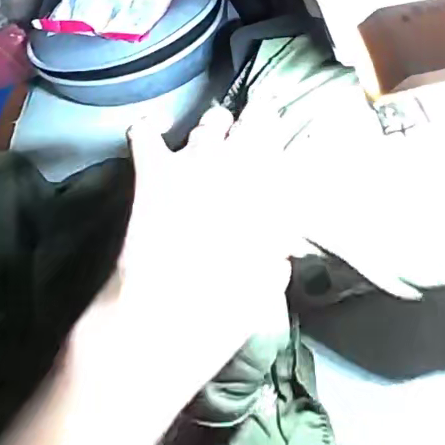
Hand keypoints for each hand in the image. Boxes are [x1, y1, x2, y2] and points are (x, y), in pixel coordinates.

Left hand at [73, 106, 291, 395]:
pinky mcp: (155, 172)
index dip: (293, 147)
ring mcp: (197, 165)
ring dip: (216, 126)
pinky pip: (148, 134)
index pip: (291, 154)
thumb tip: (279, 253)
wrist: (160, 323)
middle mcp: (242, 169)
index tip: (297, 147)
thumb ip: (275, 263)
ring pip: (212, 123)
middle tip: (257, 125)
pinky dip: (150, 126)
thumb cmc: (220, 315)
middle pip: (257, 125)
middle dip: (260, 121)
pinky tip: (154, 125)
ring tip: (215, 130)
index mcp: (274, 197)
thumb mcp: (264, 291)